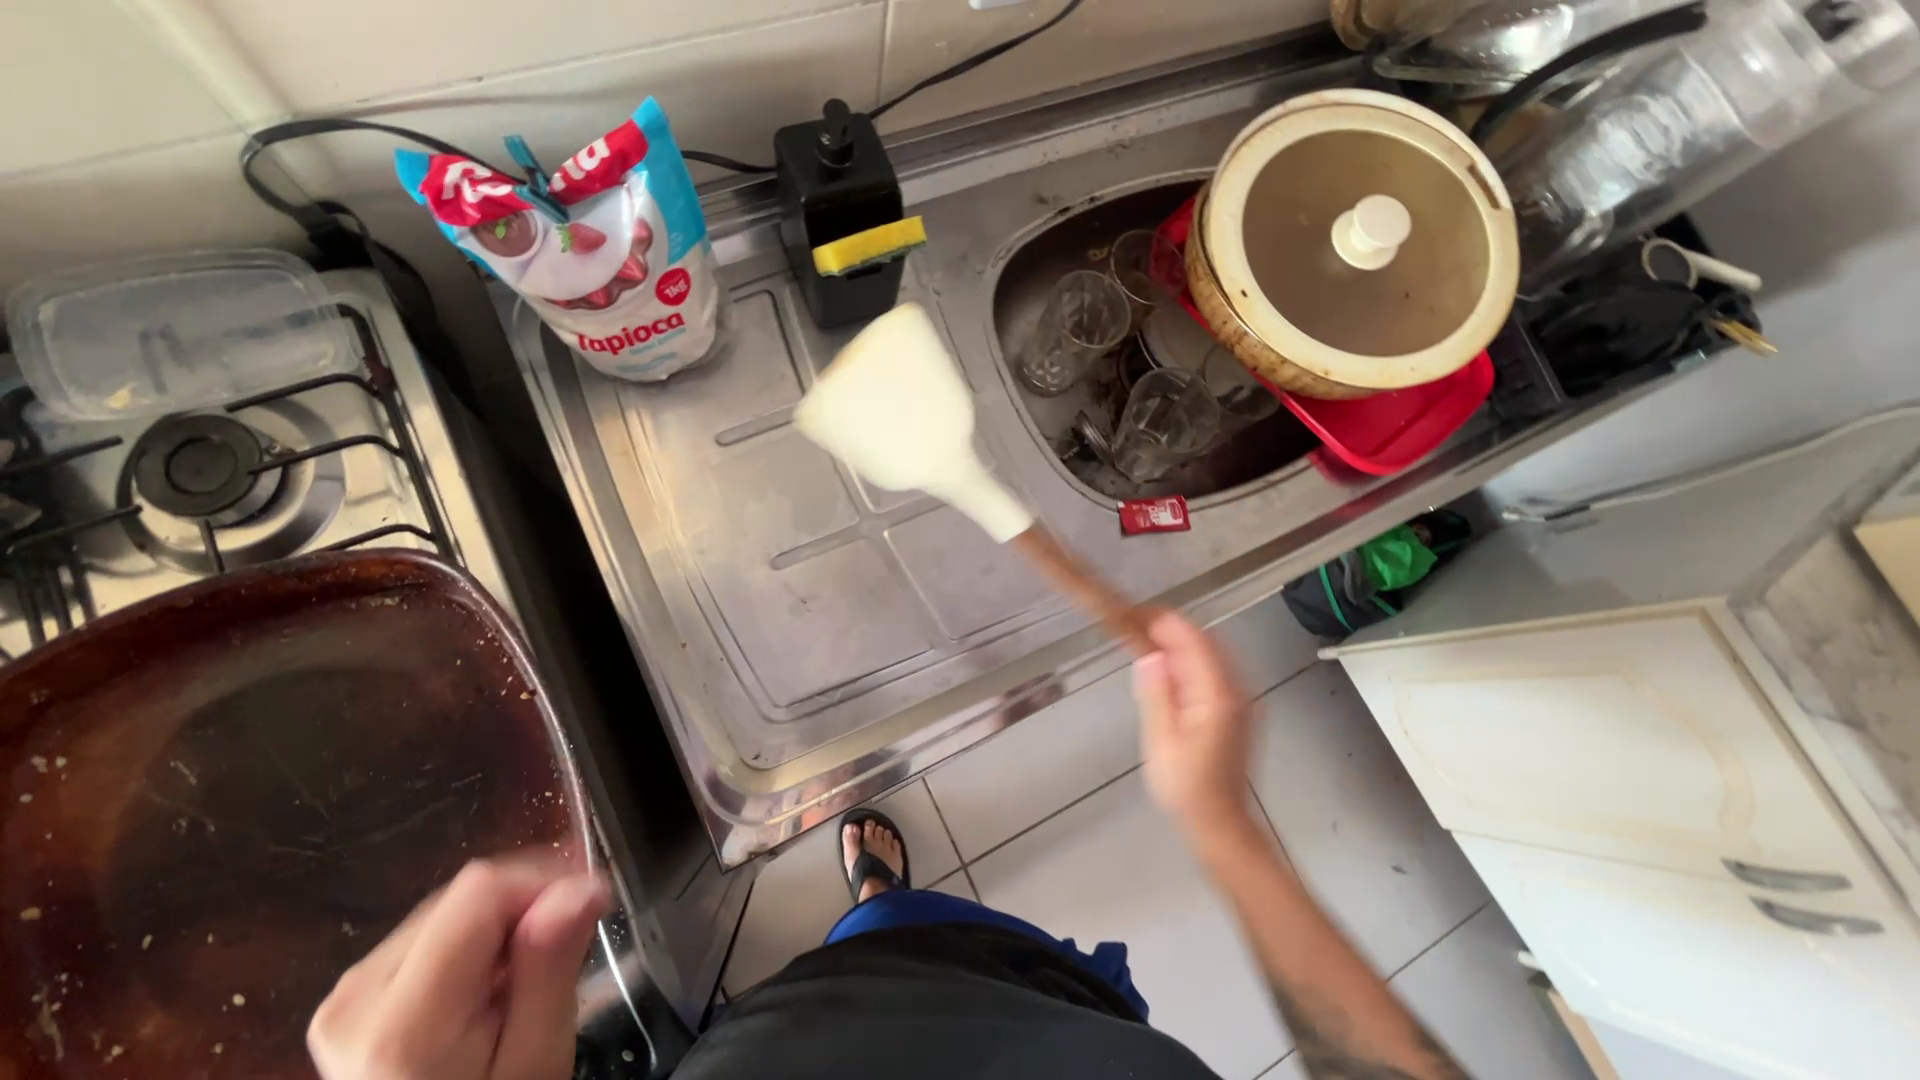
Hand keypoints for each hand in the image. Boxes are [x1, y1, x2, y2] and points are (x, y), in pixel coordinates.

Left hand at [309, 858, 611, 1079]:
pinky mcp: (354, 997)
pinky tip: (496, 983)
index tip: (590, 914)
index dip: (545, 886)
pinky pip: (432, 934)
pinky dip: (477, 943)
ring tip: (533, 973)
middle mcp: (358, 993)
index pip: (481, 890)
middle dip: (527, 908)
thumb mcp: (535, 1061)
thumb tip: (582, 887)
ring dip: (504, 925)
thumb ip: (549, 972)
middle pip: (465, 896)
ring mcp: (349, 994)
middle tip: (570, 950)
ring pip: (452, 908)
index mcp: (403, 1018)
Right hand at [1133, 608, 1255, 834]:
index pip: (1192, 641)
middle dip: (1170, 628)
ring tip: (1144, 643)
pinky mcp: (1238, 710)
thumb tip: (1149, 655)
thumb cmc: (1186, 788)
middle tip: (1133, 625)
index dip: (1162, 621)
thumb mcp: (1161, 742)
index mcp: (1217, 695)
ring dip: (1180, 643)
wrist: (1221, 824)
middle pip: (1205, 641)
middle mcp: (1236, 690)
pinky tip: (1168, 671)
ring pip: (1212, 654)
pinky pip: (1215, 671)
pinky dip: (1191, 661)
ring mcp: (1241, 700)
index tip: (1133, 613)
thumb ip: (1156, 695)